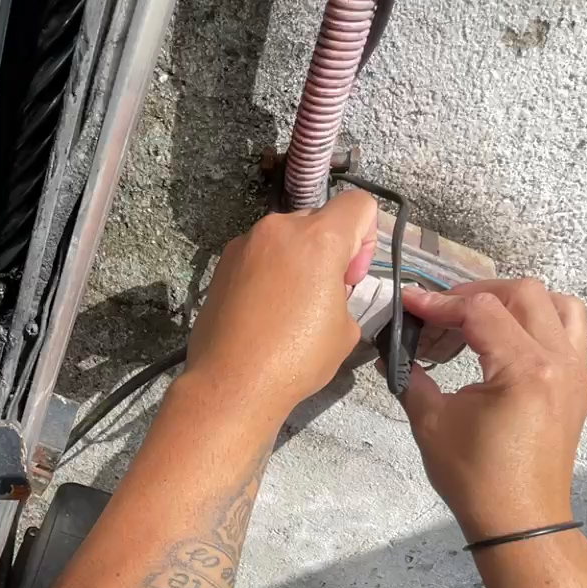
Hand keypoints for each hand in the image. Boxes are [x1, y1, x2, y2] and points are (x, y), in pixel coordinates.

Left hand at [185, 190, 379, 422]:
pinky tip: (263, 312)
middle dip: (328, 251)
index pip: (359, 204)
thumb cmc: (295, 358)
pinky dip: (267, 273)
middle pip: (317, 220)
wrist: (231, 383)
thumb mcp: (345, 329)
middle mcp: (277, 230)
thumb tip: (330, 292)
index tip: (350, 277)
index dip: (366, 239)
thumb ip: (344, 294)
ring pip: (284, 239)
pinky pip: (256, 257)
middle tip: (323, 295)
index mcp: (317, 238)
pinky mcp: (220, 266)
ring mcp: (243, 245)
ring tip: (289, 308)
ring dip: (296, 262)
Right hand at [398, 279, 586, 540]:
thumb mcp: (429, 420)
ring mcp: (575, 371)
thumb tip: (391, 346)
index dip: (438, 302)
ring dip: (515, 301)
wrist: (520, 518)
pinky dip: (537, 321)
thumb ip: (411, 375)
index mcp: (523, 369)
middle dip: (476, 293)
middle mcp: (558, 361)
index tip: (407, 303)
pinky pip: (569, 330)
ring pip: (557, 304)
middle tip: (440, 311)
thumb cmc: (472, 475)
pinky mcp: (577, 383)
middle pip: (523, 293)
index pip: (480, 311)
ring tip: (479, 319)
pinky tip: (503, 342)